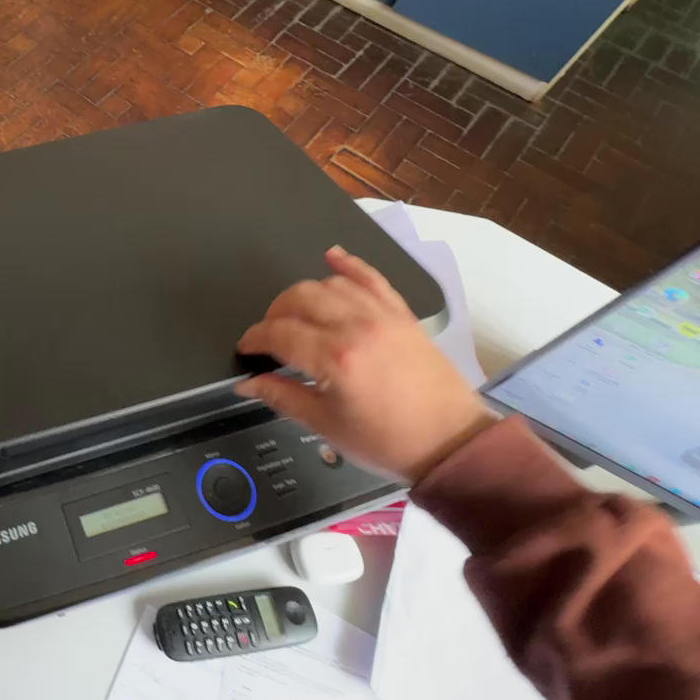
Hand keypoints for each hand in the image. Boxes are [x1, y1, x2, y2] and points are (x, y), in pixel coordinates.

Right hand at [235, 247, 496, 481]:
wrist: (452, 443)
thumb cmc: (388, 442)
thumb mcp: (326, 426)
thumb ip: (282, 397)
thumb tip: (247, 383)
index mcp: (334, 359)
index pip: (278, 333)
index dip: (254, 339)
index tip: (247, 349)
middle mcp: (356, 327)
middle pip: (298, 297)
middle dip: (274, 313)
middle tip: (270, 335)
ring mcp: (381, 316)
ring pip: (329, 284)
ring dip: (304, 295)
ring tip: (296, 315)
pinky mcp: (401, 314)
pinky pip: (371, 277)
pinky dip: (350, 264)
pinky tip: (332, 257)